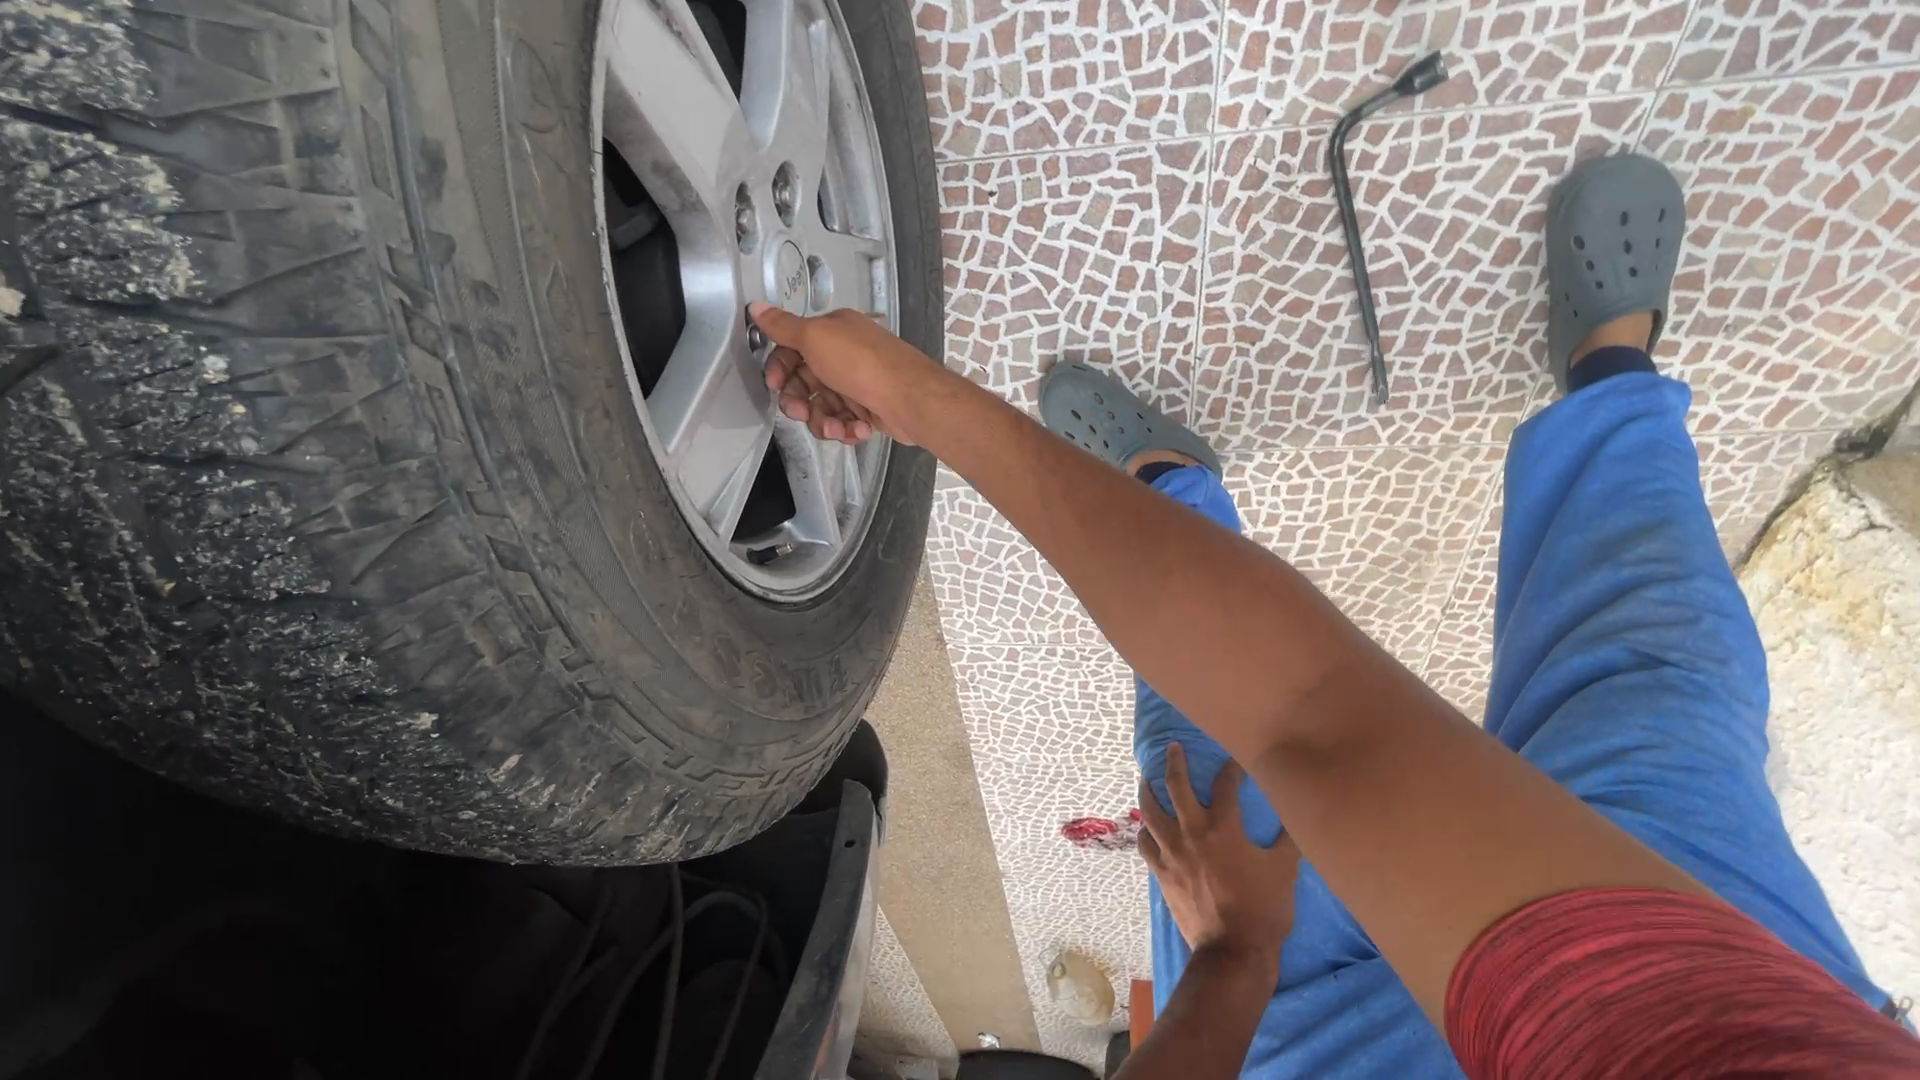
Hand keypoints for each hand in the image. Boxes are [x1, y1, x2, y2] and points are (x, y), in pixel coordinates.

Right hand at [748, 303, 943, 445]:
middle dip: (799, 402)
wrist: (910, 399)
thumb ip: (784, 327)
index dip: (779, 368)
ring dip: (824, 422)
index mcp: (834, 332)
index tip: (774, 385)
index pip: (793, 349)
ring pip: (823, 407)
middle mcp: (846, 355)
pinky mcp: (870, 410)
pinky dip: (847, 429)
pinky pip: (845, 422)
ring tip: (838, 428)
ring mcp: (858, 384)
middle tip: (801, 413)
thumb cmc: (862, 364)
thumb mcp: (816, 337)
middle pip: (805, 382)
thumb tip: (755, 306)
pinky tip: (859, 430)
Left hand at [1140, 742, 1301, 961]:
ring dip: (1148, 791)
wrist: (1233, 949)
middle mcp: (1192, 831)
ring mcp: (1172, 851)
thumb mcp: (1285, 871)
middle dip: (1174, 762)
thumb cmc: (1263, 910)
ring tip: (1146, 779)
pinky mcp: (1161, 871)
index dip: (1231, 768)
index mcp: (1224, 827)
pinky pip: (1145, 844)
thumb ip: (1289, 840)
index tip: (1234, 759)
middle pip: (1177, 786)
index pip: (1225, 784)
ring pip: (1151, 811)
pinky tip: (1145, 827)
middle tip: (1172, 748)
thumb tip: (1297, 817)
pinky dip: (1145, 831)